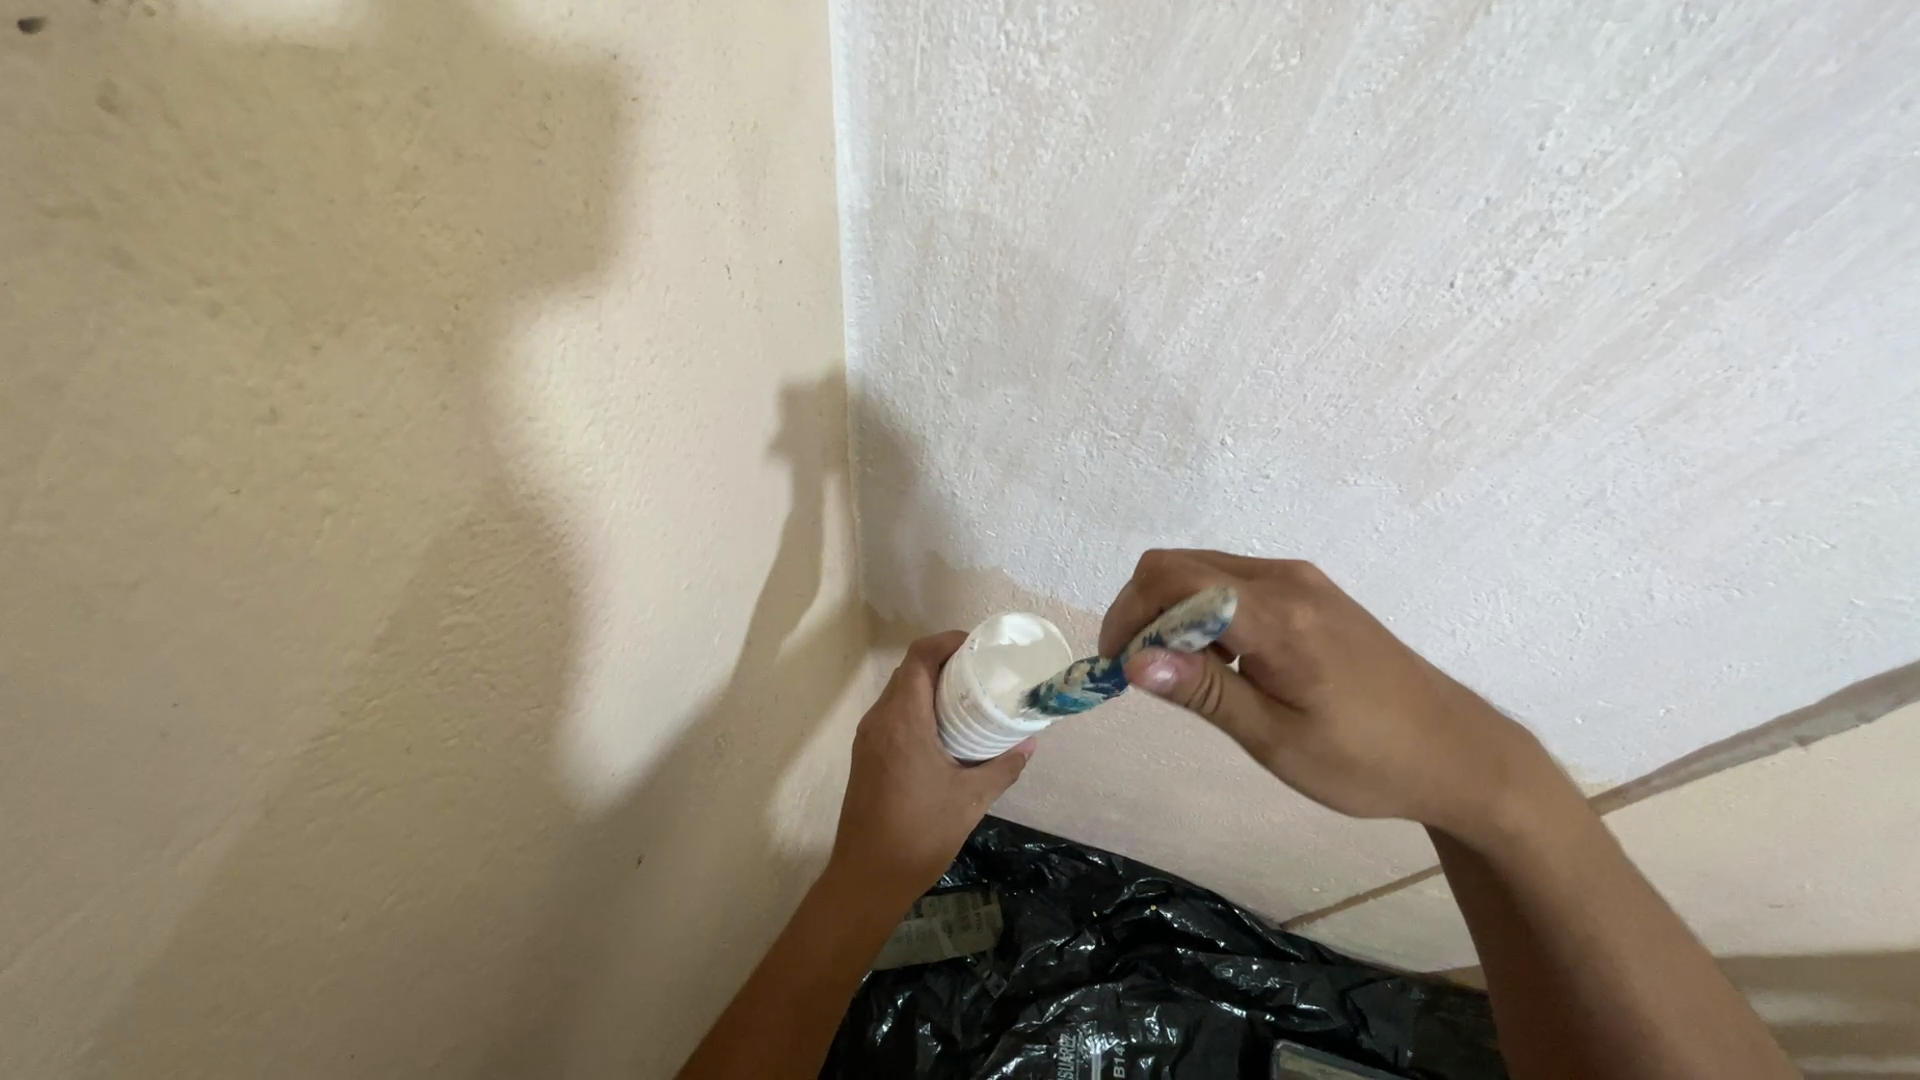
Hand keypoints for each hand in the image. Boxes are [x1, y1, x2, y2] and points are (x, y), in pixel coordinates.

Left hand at [827, 632, 1033, 902]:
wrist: (866, 877)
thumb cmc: (920, 834)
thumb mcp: (971, 799)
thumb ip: (1003, 766)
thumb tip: (1029, 741)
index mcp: (903, 720)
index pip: (919, 657)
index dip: (948, 642)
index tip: (978, 647)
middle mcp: (879, 720)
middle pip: (909, 671)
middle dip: (944, 663)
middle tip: (982, 672)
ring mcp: (867, 737)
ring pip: (898, 693)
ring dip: (930, 687)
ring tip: (968, 698)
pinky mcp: (865, 755)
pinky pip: (892, 715)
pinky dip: (917, 709)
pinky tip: (944, 730)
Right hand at [1101, 550, 1557, 837]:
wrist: (1459, 754)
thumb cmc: (1365, 761)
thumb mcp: (1275, 737)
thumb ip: (1203, 690)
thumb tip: (1133, 659)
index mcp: (1277, 615)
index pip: (1173, 580)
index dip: (1128, 614)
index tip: (1116, 665)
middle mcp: (1286, 579)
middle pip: (1179, 566)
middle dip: (1143, 611)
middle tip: (1140, 671)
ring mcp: (1301, 580)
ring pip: (1204, 572)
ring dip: (1173, 613)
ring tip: (1181, 674)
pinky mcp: (1310, 592)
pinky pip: (1233, 584)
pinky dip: (1205, 612)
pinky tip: (1222, 661)